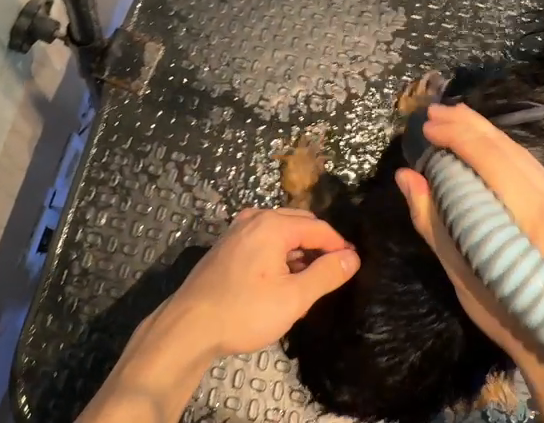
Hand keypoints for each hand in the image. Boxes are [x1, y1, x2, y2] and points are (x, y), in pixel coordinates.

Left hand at [78, 209, 358, 422]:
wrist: (191, 324)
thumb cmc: (245, 311)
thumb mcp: (293, 298)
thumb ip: (325, 275)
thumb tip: (352, 258)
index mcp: (273, 224)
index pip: (318, 227)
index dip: (339, 245)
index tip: (352, 265)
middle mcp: (255, 218)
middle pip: (298, 222)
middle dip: (318, 244)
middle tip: (333, 272)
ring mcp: (238, 229)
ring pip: (280, 230)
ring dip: (298, 249)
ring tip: (308, 279)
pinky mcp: (227, 244)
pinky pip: (263, 238)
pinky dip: (279, 251)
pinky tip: (280, 277)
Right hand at [394, 104, 543, 422]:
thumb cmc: (507, 313)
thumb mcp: (460, 272)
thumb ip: (432, 219)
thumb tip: (406, 176)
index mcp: (530, 214)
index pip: (489, 156)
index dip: (456, 134)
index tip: (426, 125)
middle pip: (506, 147)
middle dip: (468, 124)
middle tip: (434, 112)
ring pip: (520, 152)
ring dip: (484, 132)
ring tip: (455, 117)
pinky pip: (530, 167)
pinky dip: (502, 149)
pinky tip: (484, 144)